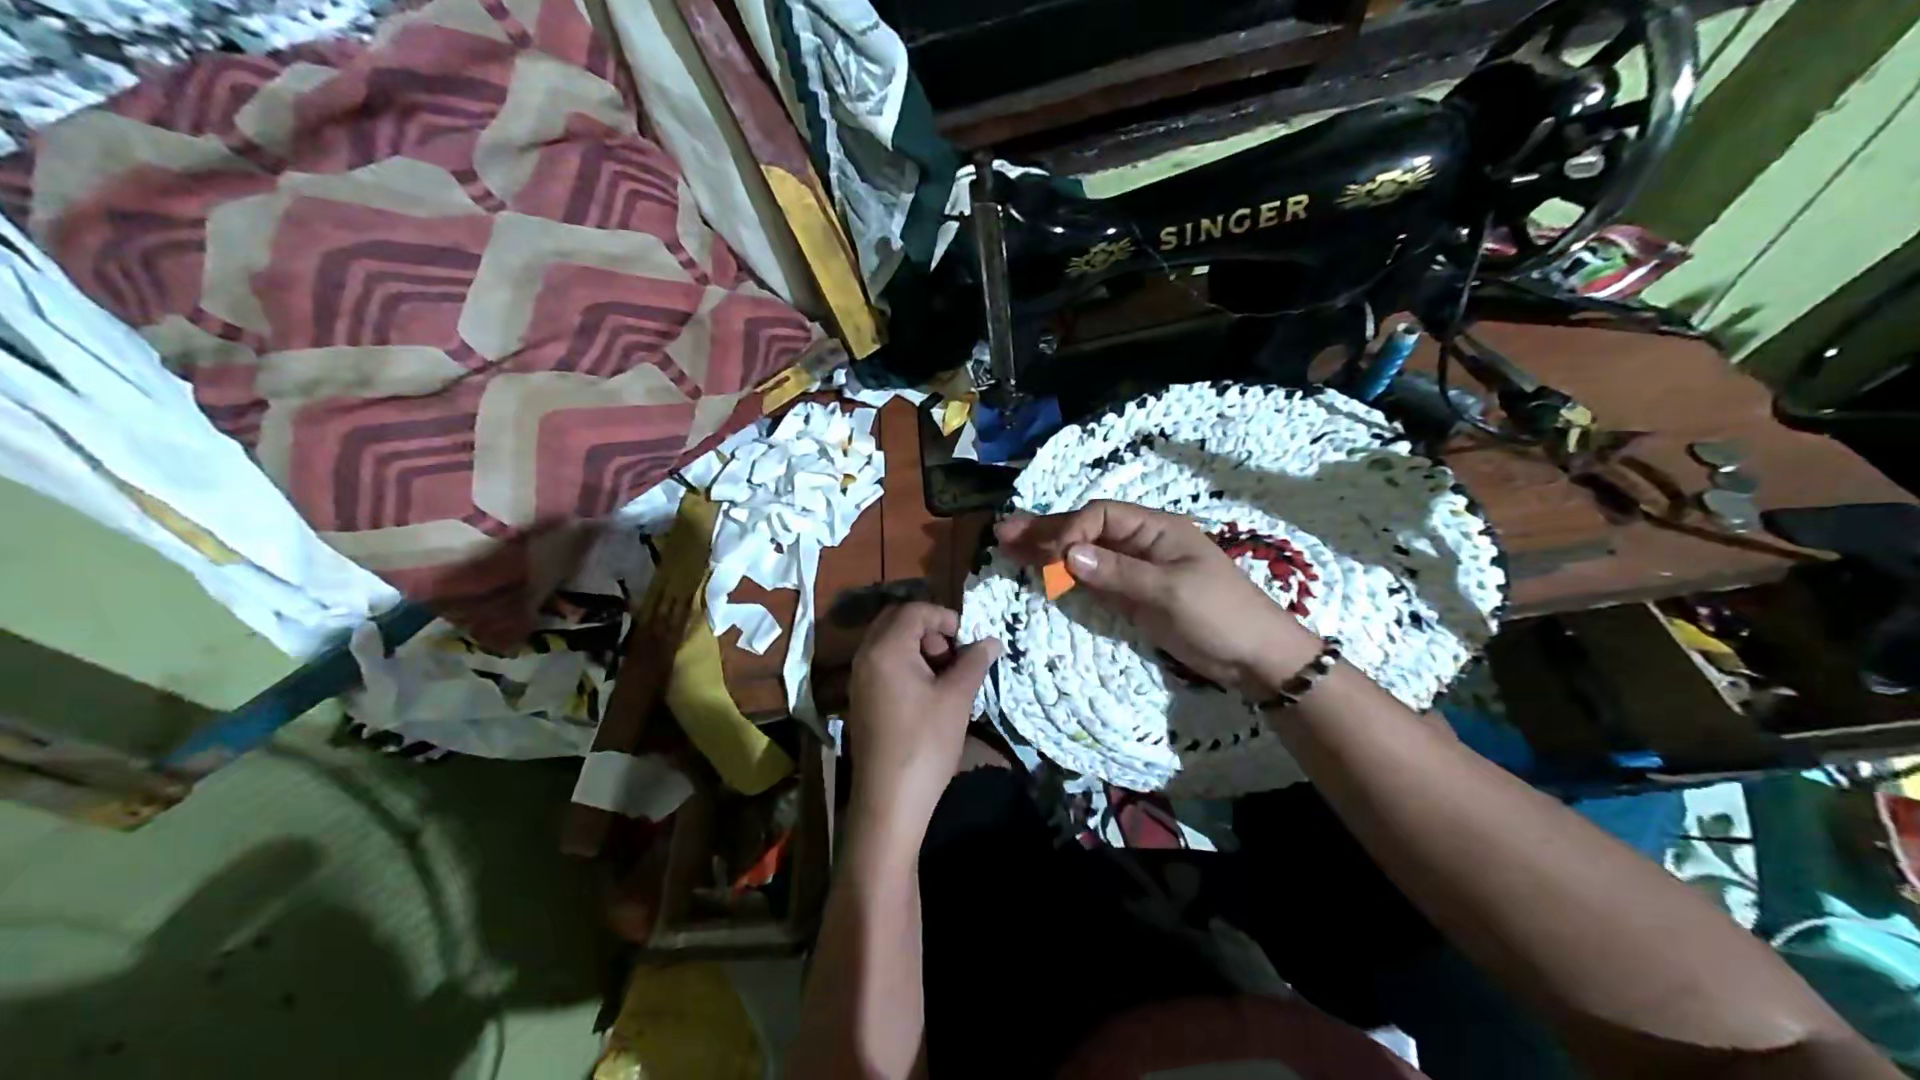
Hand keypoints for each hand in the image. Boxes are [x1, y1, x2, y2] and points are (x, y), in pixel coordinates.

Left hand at [846, 602, 1001, 837]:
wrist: (889, 800)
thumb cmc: (925, 742)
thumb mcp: (956, 698)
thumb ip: (974, 662)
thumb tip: (991, 641)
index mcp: (885, 649)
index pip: (914, 611)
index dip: (945, 618)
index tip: (968, 640)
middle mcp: (865, 657)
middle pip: (897, 622)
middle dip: (930, 631)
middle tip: (954, 657)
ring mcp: (859, 679)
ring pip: (889, 644)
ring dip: (919, 649)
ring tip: (946, 678)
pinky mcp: (861, 700)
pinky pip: (883, 665)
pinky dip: (906, 666)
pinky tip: (929, 694)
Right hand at [995, 500, 1318, 691]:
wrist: (1254, 656)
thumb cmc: (1220, 615)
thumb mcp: (1170, 592)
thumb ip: (1118, 573)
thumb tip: (1068, 556)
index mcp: (1155, 529)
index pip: (1100, 516)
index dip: (1070, 530)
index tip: (1050, 555)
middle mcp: (1140, 542)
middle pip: (1085, 529)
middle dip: (1045, 530)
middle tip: (1003, 533)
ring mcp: (1134, 569)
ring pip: (1082, 553)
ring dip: (1047, 550)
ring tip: (1008, 546)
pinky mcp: (1131, 595)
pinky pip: (1091, 579)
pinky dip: (1064, 575)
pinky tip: (1039, 572)